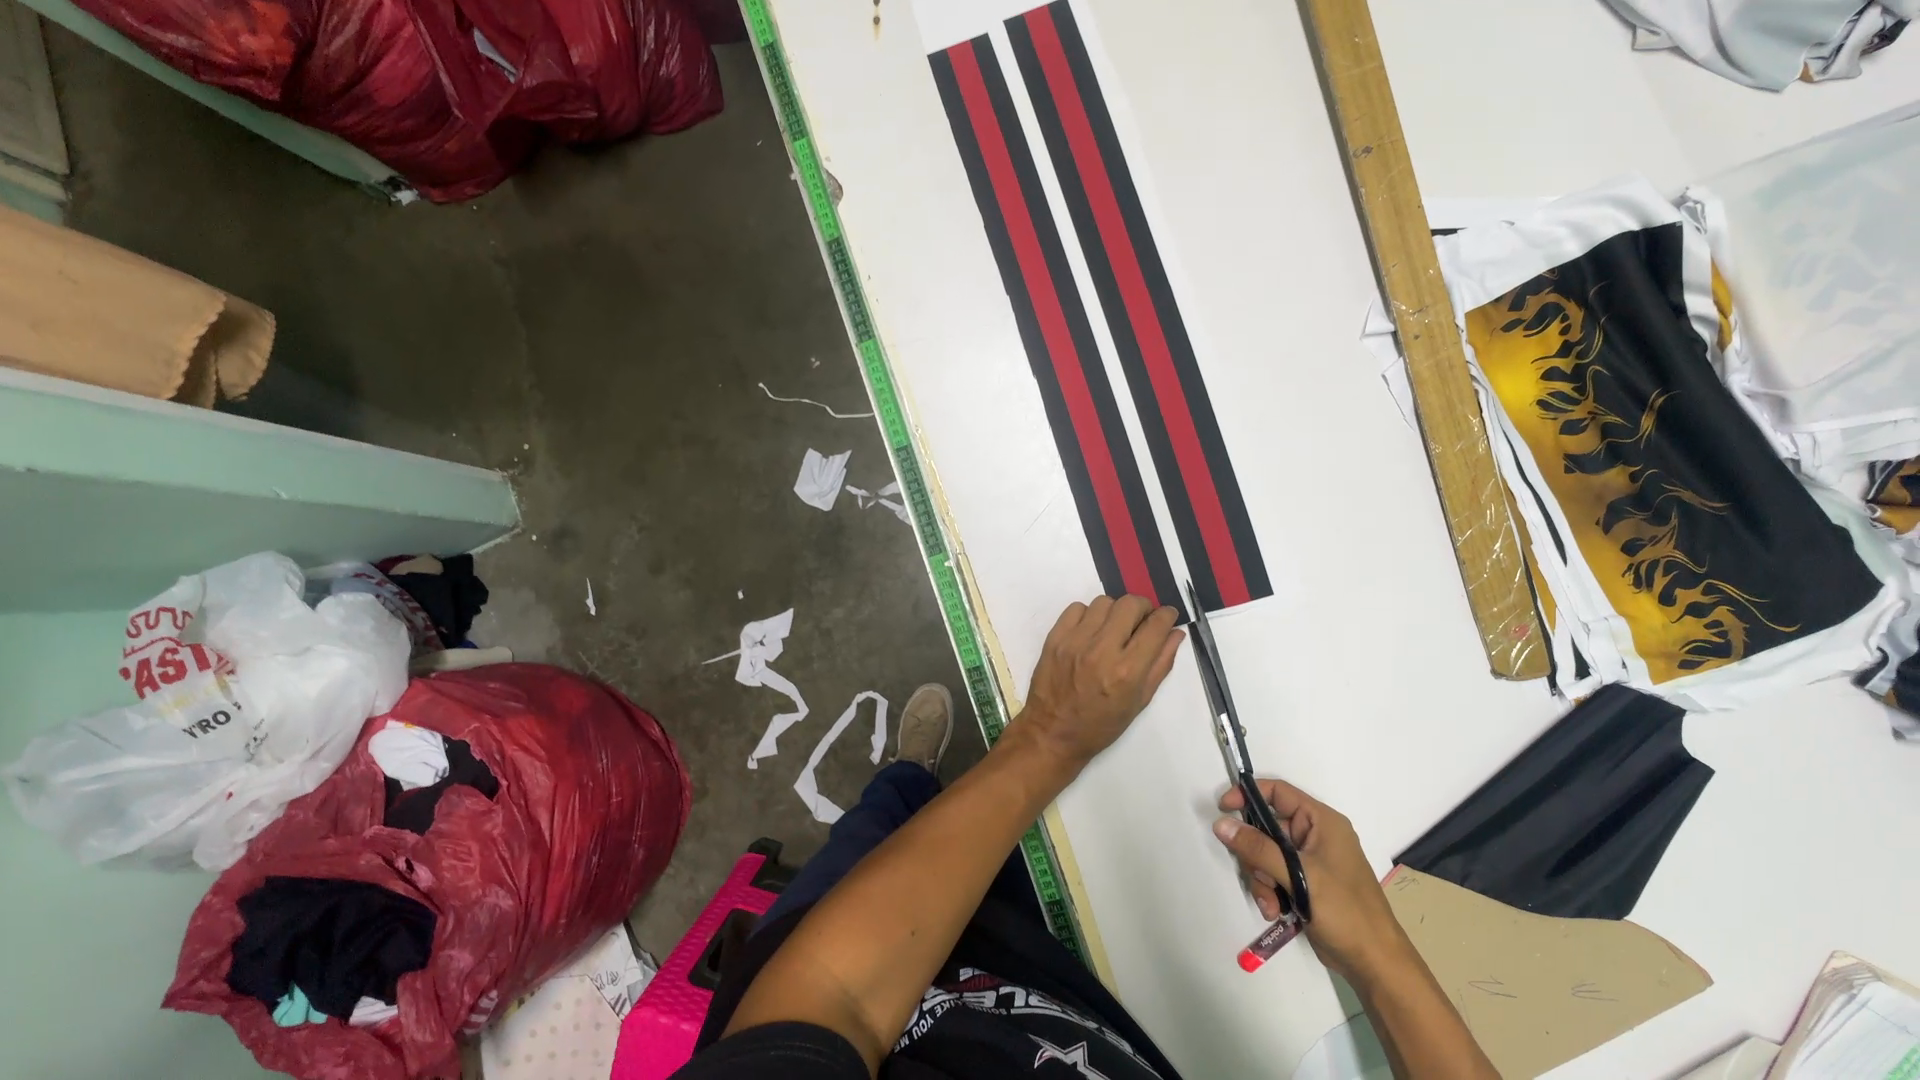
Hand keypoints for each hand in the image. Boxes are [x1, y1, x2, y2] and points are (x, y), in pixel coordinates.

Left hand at [1013, 595, 1183, 771]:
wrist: (1053, 732)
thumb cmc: (1102, 725)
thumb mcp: (1140, 701)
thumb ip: (1161, 664)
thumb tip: (1175, 632)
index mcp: (1128, 671)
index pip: (1155, 626)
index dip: (1167, 615)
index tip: (1167, 616)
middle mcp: (1102, 651)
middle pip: (1130, 604)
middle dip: (1143, 608)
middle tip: (1141, 621)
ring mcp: (1075, 642)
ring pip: (1103, 602)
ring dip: (1115, 611)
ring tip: (1114, 628)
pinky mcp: (1055, 638)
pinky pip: (1076, 608)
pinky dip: (1088, 615)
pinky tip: (1090, 631)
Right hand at [1213, 778, 1415, 986]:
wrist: (1374, 961)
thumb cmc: (1345, 911)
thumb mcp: (1299, 875)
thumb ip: (1258, 848)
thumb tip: (1221, 824)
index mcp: (1322, 822)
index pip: (1278, 792)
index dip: (1248, 795)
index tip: (1222, 809)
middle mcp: (1314, 836)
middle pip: (1266, 827)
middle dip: (1255, 855)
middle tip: (1259, 876)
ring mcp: (1309, 861)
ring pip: (1265, 855)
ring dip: (1262, 880)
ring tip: (1271, 904)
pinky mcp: (1304, 884)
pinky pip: (1273, 876)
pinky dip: (1269, 892)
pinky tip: (1275, 912)